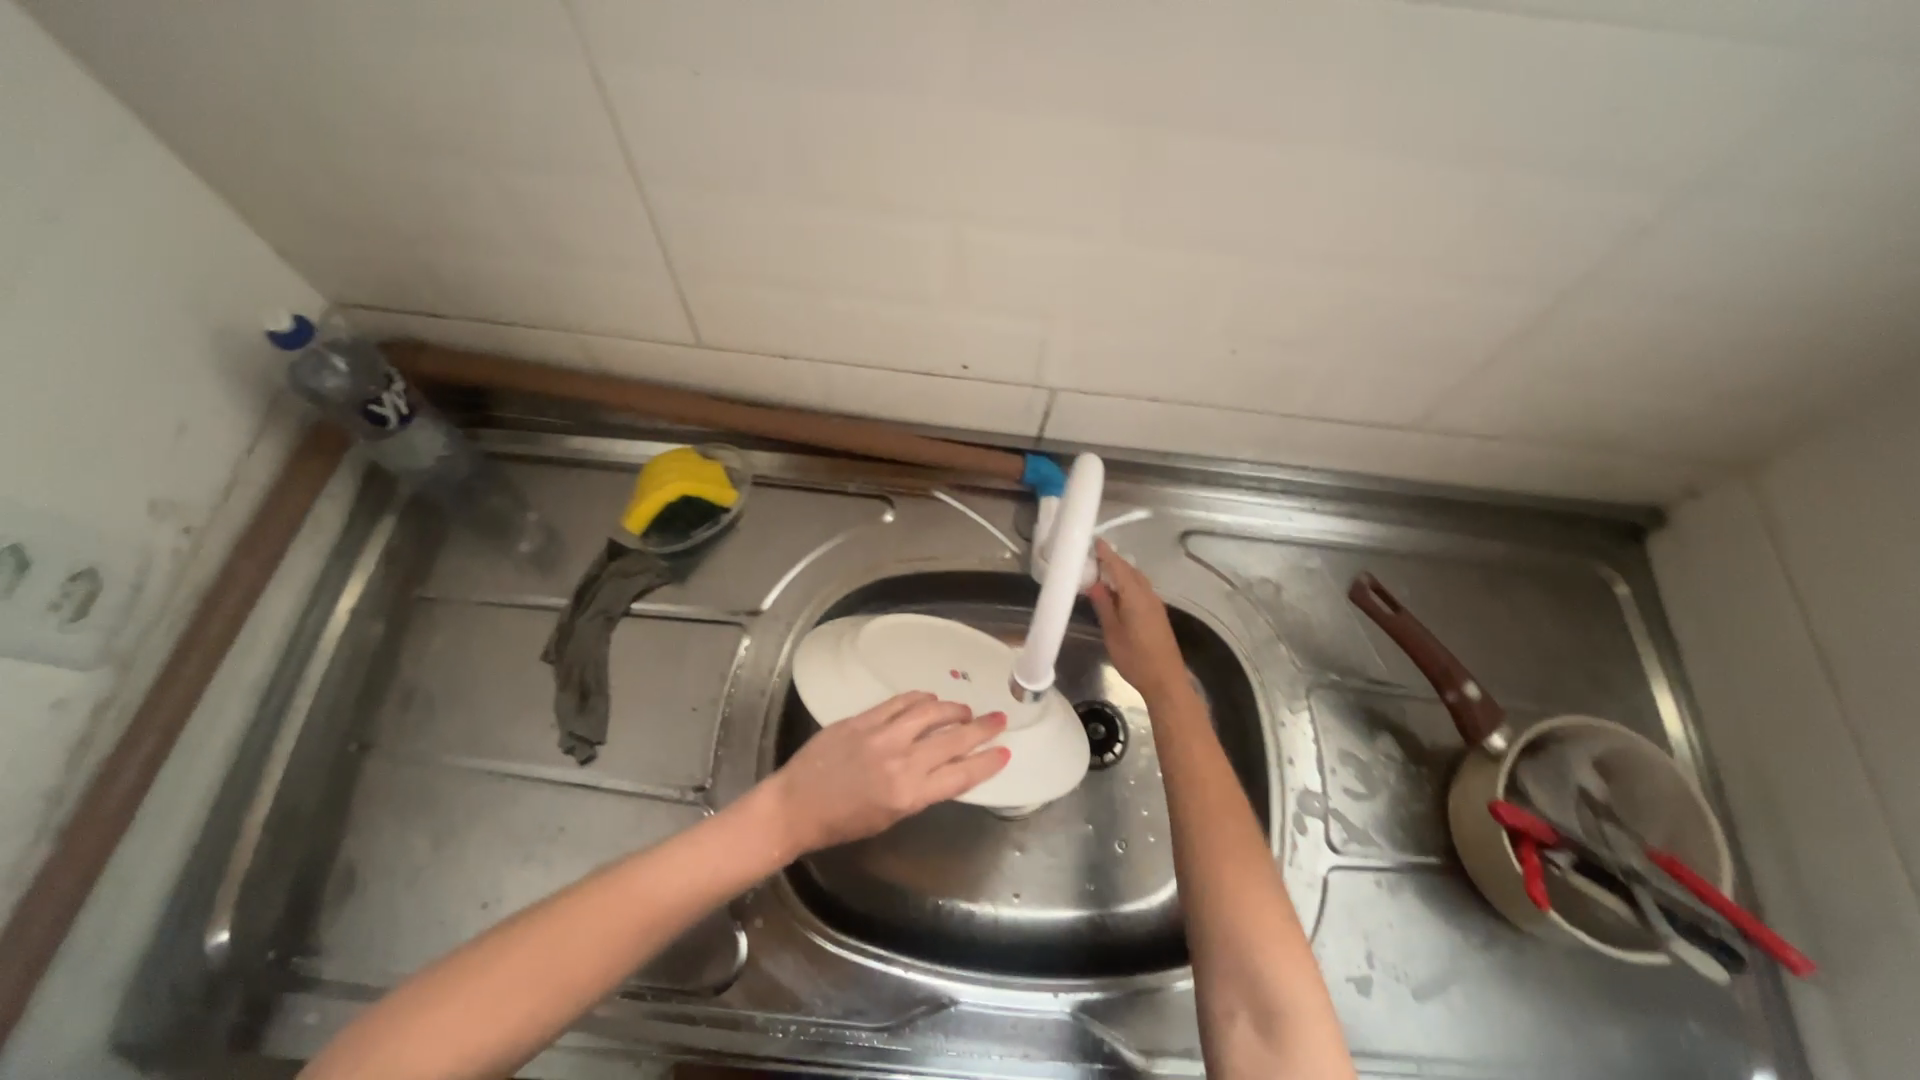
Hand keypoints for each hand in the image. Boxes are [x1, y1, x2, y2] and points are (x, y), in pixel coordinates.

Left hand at [765, 692, 1008, 855]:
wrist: (795, 806)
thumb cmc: (842, 822)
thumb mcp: (891, 817)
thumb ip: (920, 791)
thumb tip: (943, 768)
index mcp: (909, 795)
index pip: (961, 775)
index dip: (988, 762)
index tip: (1004, 751)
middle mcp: (900, 762)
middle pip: (953, 740)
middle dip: (982, 729)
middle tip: (999, 719)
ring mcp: (881, 736)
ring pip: (930, 713)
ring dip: (954, 709)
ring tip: (965, 710)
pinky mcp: (862, 720)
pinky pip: (900, 702)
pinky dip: (920, 699)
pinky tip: (930, 699)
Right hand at [1087, 540, 1189, 703]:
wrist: (1165, 680)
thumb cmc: (1135, 658)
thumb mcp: (1112, 632)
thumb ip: (1104, 605)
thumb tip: (1094, 584)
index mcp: (1136, 597)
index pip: (1119, 567)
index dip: (1107, 554)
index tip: (1095, 542)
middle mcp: (1148, 595)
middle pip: (1130, 571)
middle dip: (1113, 562)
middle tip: (1092, 558)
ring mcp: (1155, 604)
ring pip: (1137, 580)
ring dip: (1121, 573)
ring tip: (1101, 573)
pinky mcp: (1157, 614)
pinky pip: (1141, 590)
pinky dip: (1127, 584)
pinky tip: (1116, 592)